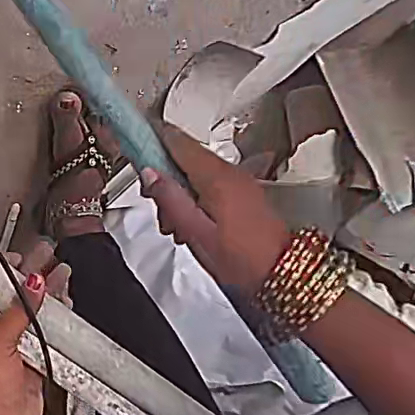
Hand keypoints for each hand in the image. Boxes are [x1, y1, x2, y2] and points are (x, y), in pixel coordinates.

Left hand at [0, 248, 67, 414]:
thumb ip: (18, 311)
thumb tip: (32, 283)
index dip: (7, 269)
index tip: (21, 253)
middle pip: (18, 294)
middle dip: (33, 273)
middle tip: (47, 253)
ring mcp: (19, 342)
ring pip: (37, 309)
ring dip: (50, 290)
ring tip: (61, 272)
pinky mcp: (38, 355)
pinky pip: (51, 329)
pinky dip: (60, 313)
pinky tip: (65, 299)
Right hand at [140, 125, 291, 290]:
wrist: (282, 274)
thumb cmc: (243, 259)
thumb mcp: (196, 232)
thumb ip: (170, 199)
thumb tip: (149, 173)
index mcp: (216, 177)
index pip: (177, 141)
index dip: (151, 139)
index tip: (132, 142)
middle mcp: (230, 172)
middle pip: (184, 158)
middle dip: (163, 177)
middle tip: (156, 204)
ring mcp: (239, 182)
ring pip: (195, 173)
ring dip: (178, 192)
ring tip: (175, 223)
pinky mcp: (242, 194)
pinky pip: (209, 184)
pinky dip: (193, 198)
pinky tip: (191, 224)